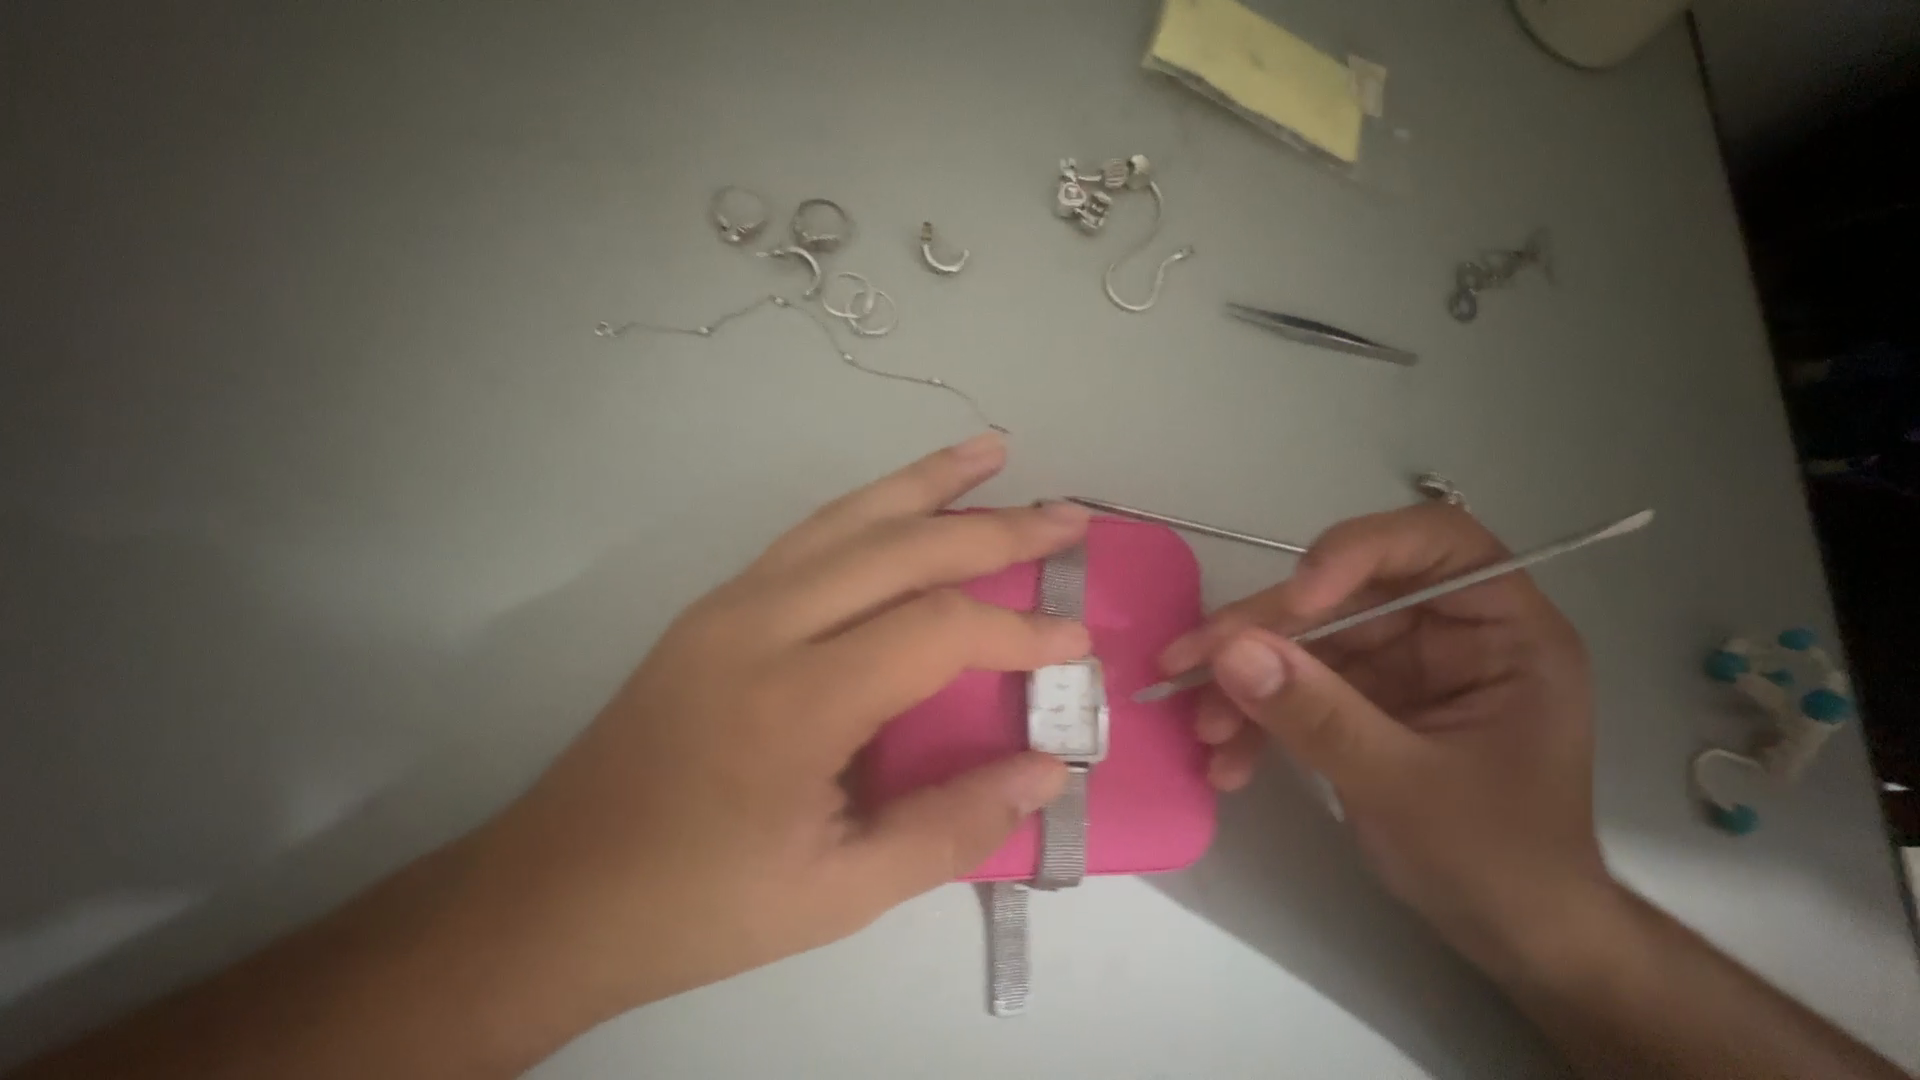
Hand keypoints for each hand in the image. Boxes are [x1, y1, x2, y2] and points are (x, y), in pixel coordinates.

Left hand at [462, 434, 1089, 1022]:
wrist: (556, 891)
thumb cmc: (700, 903)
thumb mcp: (840, 894)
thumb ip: (952, 827)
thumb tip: (1046, 768)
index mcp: (795, 701)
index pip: (936, 629)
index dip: (1017, 632)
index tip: (1075, 646)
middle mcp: (760, 625)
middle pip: (899, 546)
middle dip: (995, 527)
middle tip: (1069, 517)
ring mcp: (728, 604)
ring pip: (846, 516)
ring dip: (927, 481)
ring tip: (993, 450)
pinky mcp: (713, 607)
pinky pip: (809, 536)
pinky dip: (870, 506)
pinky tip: (904, 503)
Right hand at [1160, 503, 1610, 974]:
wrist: (1507, 937)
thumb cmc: (1498, 861)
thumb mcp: (1407, 788)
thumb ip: (1320, 717)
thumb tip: (1230, 653)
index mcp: (1501, 632)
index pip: (1436, 543)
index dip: (1362, 550)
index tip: (1296, 599)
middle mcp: (1444, 634)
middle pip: (1341, 594)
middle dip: (1263, 632)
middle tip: (1189, 665)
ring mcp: (1397, 666)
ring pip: (1303, 641)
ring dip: (1243, 681)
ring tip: (1203, 730)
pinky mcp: (1358, 700)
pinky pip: (1292, 687)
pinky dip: (1254, 718)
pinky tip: (1227, 760)